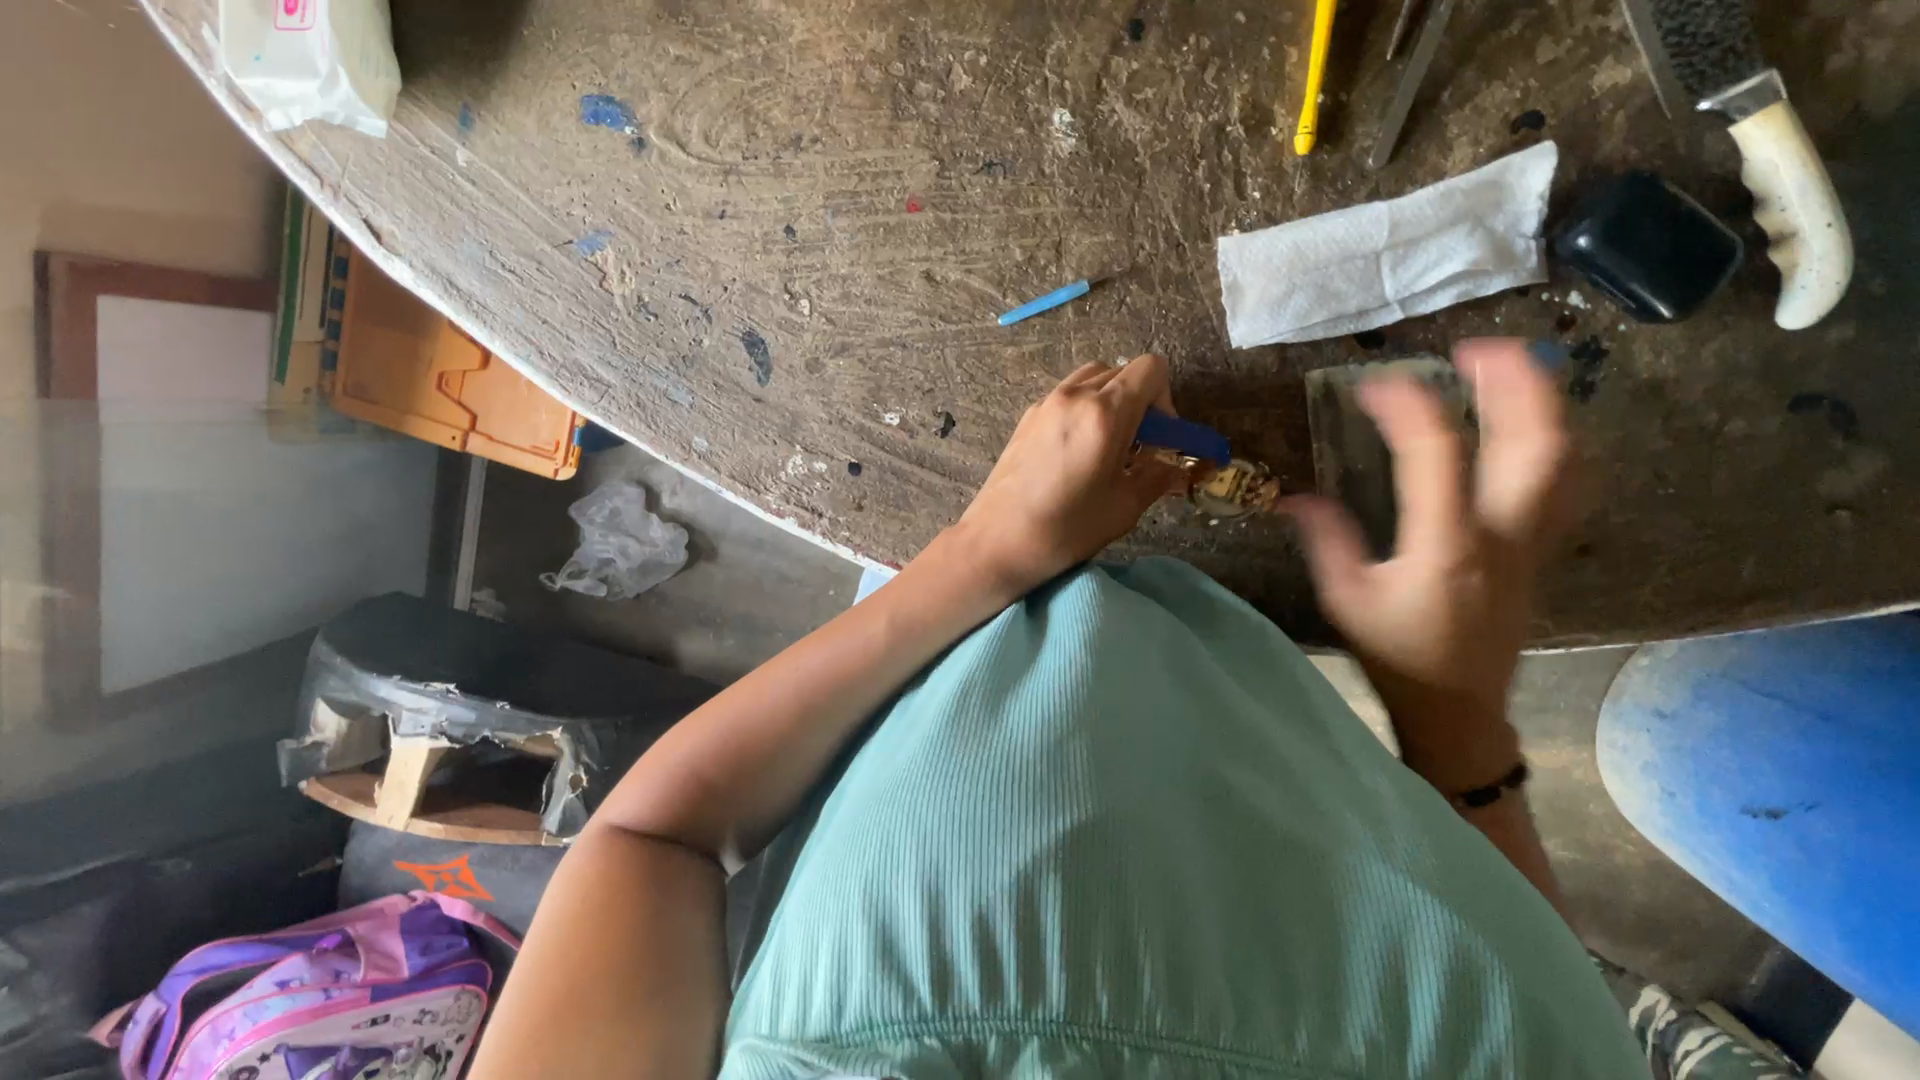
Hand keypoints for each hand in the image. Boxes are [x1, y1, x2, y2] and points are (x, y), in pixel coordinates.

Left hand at [952, 356, 1187, 596]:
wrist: (996, 542)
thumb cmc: (1064, 529)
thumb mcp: (1123, 508)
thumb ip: (1156, 479)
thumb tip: (1176, 470)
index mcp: (1104, 413)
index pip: (1150, 369)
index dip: (1166, 400)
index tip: (1160, 438)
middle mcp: (1074, 396)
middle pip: (1122, 372)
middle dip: (1140, 403)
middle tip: (1138, 449)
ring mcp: (1045, 404)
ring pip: (1092, 379)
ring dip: (1110, 402)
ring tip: (1108, 448)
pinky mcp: (1026, 418)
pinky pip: (1067, 396)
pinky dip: (1084, 410)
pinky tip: (1078, 453)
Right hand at [1282, 340, 1574, 767]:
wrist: (1459, 710)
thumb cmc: (1397, 657)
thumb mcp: (1345, 601)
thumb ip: (1327, 541)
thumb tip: (1294, 497)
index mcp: (1446, 547)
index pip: (1437, 453)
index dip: (1407, 407)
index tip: (1373, 386)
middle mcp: (1501, 536)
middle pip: (1536, 442)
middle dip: (1513, 383)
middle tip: (1476, 348)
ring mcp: (1533, 544)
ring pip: (1566, 459)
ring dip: (1545, 404)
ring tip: (1514, 369)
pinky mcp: (1542, 552)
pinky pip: (1569, 486)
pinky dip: (1559, 443)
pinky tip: (1537, 426)